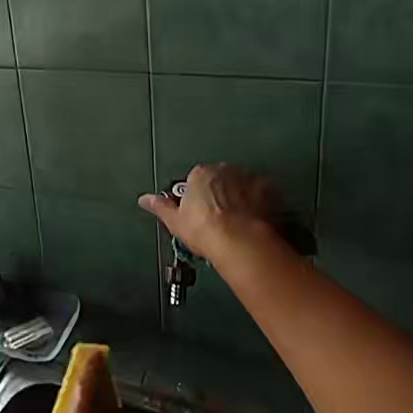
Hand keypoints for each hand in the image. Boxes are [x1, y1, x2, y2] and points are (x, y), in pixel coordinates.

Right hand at [137, 163, 283, 266]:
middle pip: (218, 179)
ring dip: (238, 196)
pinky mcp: (266, 190)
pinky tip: (254, 218)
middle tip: (216, 218)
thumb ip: (160, 206)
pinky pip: (262, 192)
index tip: (197, 212)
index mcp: (200, 174)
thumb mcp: (174, 220)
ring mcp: (246, 179)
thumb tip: (146, 200)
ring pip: (240, 183)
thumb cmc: (208, 229)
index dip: (196, 197)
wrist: (239, 241)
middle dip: (218, 194)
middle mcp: (223, 171)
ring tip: (236, 221)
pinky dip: (259, 201)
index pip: (195, 180)